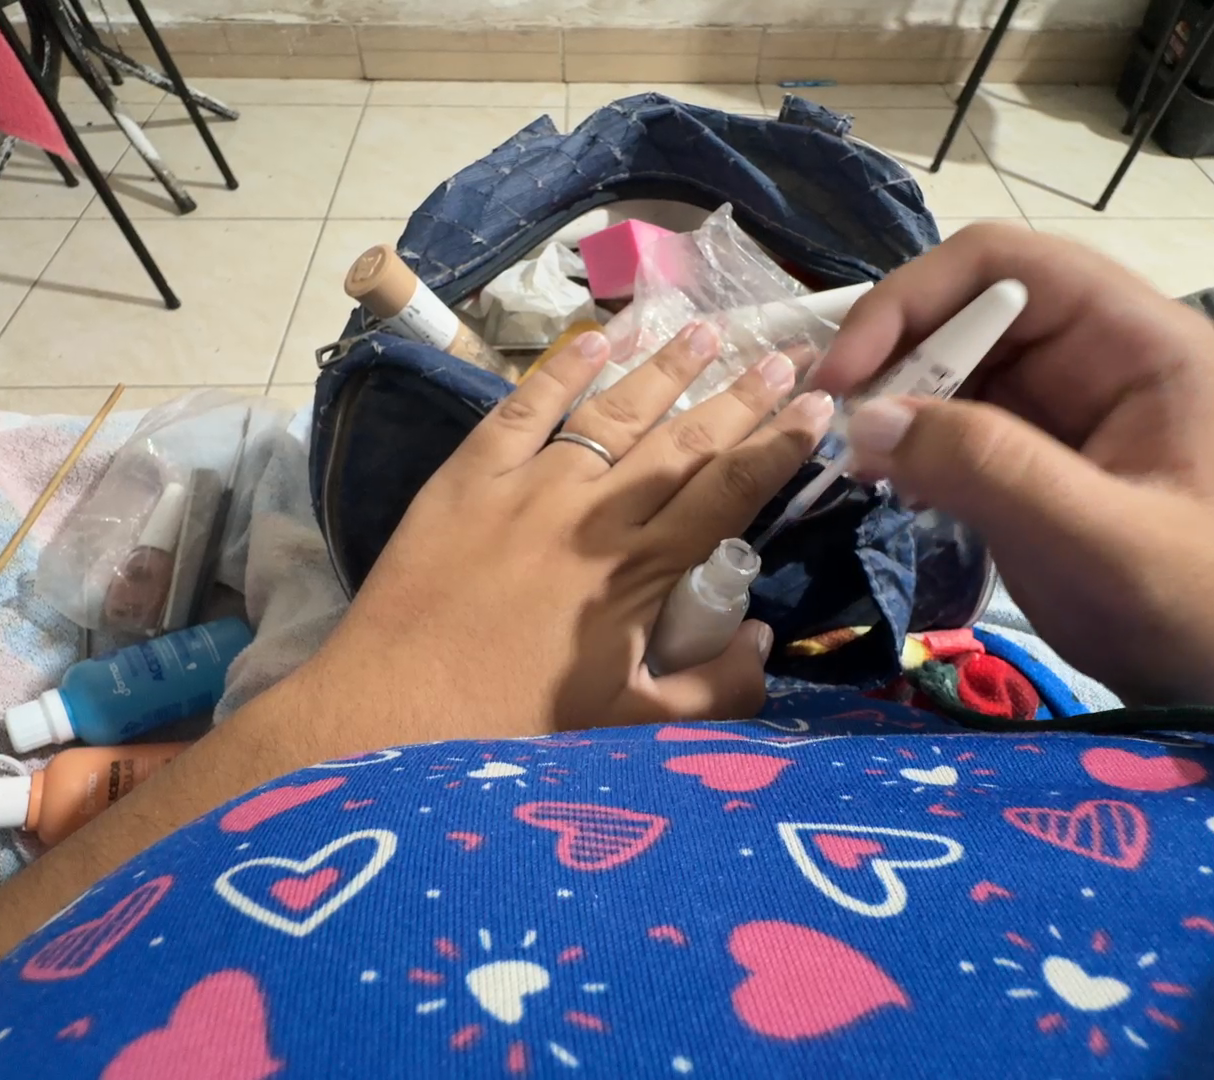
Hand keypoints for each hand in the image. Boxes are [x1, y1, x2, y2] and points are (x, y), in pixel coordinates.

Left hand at [310, 323, 833, 742]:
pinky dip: (561, 369)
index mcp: (638, 570)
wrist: (395, 708)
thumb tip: (764, 641)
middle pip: (682, 440)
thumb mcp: (629, 726)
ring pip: (612, 410)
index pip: (728, 491)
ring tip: (708, 329)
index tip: (819, 404)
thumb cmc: (516, 724)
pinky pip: (523, 407)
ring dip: (664, 368)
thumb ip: (712, 690)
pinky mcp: (470, 475)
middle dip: (741, 395)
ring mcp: (529, 484)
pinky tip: (596, 337)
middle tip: (785, 354)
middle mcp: (594, 512)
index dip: (779, 446)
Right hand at [813, 223, 1213, 705]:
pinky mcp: (1019, 449)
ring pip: (942, 363)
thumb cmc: (1191, 606)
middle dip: (888, 355)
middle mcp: (1086, 351)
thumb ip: (989, 468)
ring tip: (850, 457)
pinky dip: (900, 441)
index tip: (845, 375)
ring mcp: (1051, 401)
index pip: (1000, 264)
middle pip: (959, 308)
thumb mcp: (1096, 537)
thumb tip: (865, 419)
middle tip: (833, 423)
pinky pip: (942, 419)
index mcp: (1131, 338)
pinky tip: (881, 479)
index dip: (908, 301)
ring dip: (887, 401)